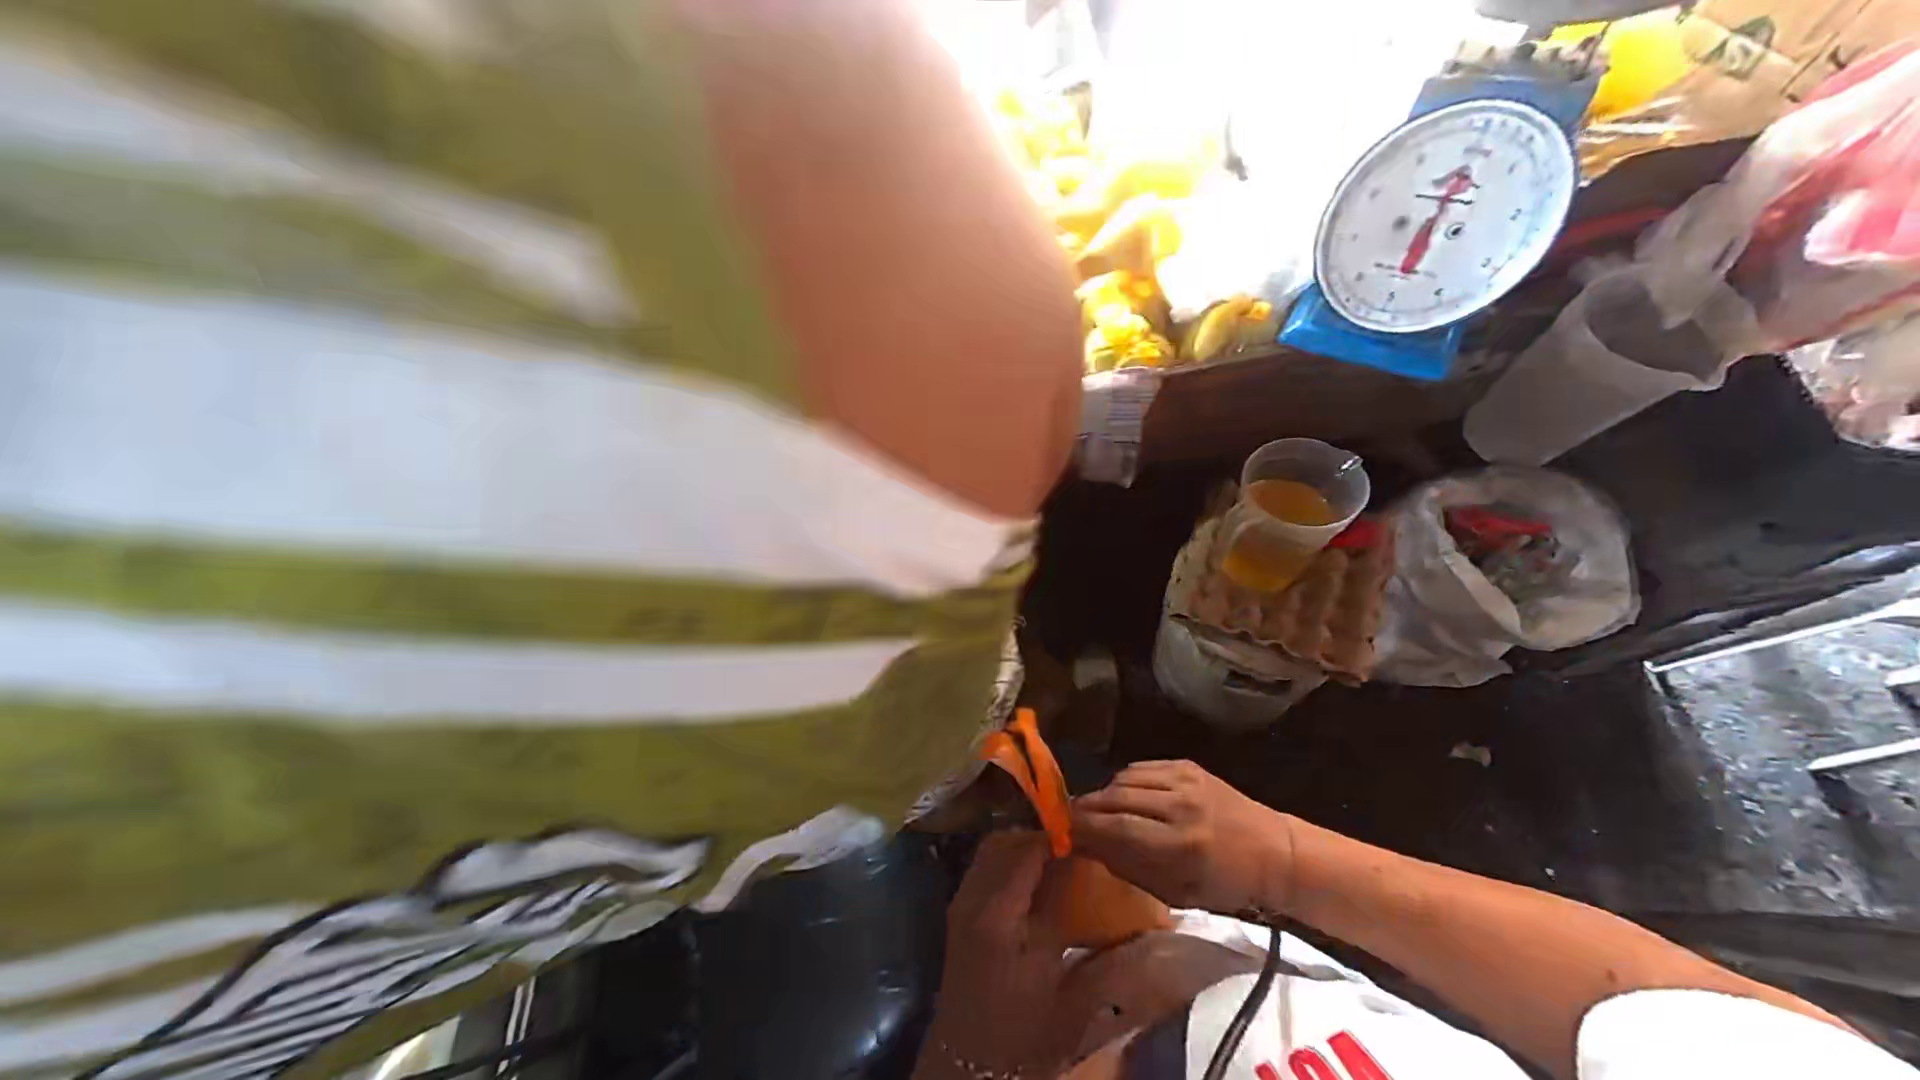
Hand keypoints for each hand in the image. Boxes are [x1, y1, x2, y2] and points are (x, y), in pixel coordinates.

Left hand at [918, 832, 1075, 1079]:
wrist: (968, 1069)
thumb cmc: (1022, 1036)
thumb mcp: (1067, 994)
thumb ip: (1091, 943)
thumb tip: (1125, 906)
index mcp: (997, 914)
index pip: (1026, 851)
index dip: (1056, 838)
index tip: (1087, 836)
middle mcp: (971, 899)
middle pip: (1003, 844)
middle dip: (1038, 838)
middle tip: (1073, 848)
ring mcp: (960, 905)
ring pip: (990, 854)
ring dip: (1022, 850)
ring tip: (1058, 862)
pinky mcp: (958, 916)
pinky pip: (983, 871)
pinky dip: (1008, 865)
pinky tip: (1035, 886)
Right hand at [1071, 760, 1294, 915]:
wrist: (1272, 850)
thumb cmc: (1223, 883)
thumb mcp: (1174, 891)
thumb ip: (1125, 865)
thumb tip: (1082, 843)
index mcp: (1180, 845)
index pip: (1115, 828)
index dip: (1082, 827)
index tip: (1060, 830)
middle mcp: (1180, 806)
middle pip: (1114, 797)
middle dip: (1086, 808)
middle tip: (1069, 818)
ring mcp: (1184, 779)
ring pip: (1123, 778)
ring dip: (1104, 793)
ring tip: (1099, 809)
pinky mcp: (1187, 764)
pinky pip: (1140, 767)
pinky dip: (1125, 781)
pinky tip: (1125, 796)